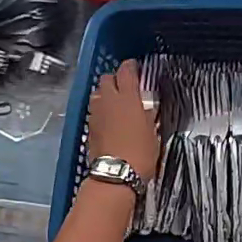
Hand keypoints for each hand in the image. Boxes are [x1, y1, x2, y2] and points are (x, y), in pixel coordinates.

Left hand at [86, 59, 159, 178]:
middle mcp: (108, 100)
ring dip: (105, 94)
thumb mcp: (152, 133)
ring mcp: (96, 113)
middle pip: (106, 78)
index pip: (126, 71)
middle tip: (125, 87)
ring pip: (97, 93)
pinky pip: (94, 110)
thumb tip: (146, 110)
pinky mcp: (89, 127)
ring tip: (115, 102)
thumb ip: (148, 116)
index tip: (135, 67)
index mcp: (128, 98)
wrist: (116, 174)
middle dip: (115, 79)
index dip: (130, 66)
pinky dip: (100, 110)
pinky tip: (108, 119)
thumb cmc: (140, 153)